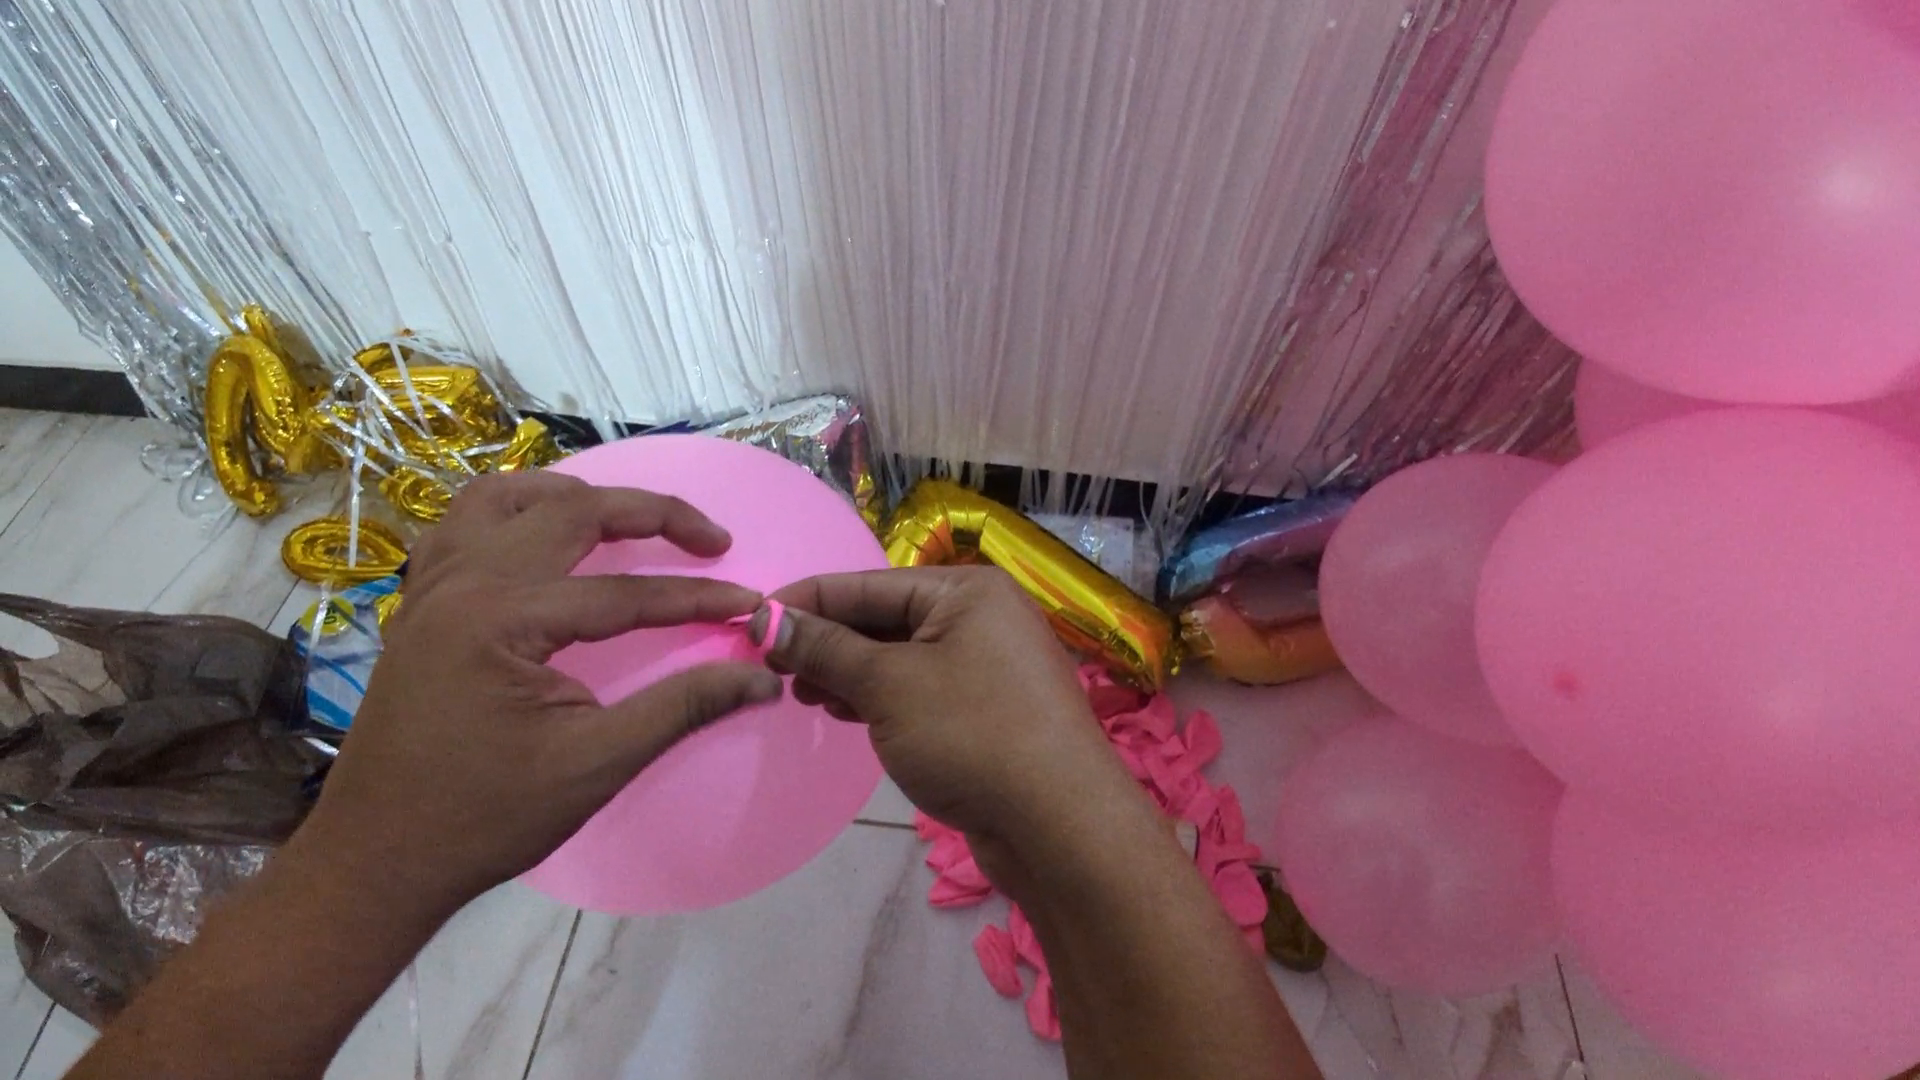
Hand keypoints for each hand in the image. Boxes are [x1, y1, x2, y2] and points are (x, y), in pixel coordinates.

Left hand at [297, 472, 782, 915]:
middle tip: (710, 540)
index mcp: (501, 620)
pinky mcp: (421, 604)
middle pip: (571, 510)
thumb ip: (685, 706)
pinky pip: (465, 523)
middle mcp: (462, 582)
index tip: (751, 604)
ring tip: (627, 519)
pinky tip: (546, 542)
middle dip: (652, 513)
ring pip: (507, 496)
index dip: (698, 597)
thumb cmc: (486, 817)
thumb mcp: (599, 762)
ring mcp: (432, 587)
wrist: (376, 861)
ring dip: (576, 495)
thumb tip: (762, 678)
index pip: (624, 592)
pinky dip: (517, 513)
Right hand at [757, 567, 1150, 869]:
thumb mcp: (889, 685)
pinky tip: (843, 712)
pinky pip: (920, 689)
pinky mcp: (986, 710)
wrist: (1060, 826)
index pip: (868, 584)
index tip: (750, 621)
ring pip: (900, 657)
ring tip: (801, 692)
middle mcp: (981, 617)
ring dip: (848, 672)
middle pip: (885, 618)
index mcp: (966, 591)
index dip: (806, 601)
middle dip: (827, 641)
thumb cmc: (972, 735)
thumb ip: (827, 648)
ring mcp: (987, 665)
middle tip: (771, 667)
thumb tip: (768, 620)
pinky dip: (879, 698)